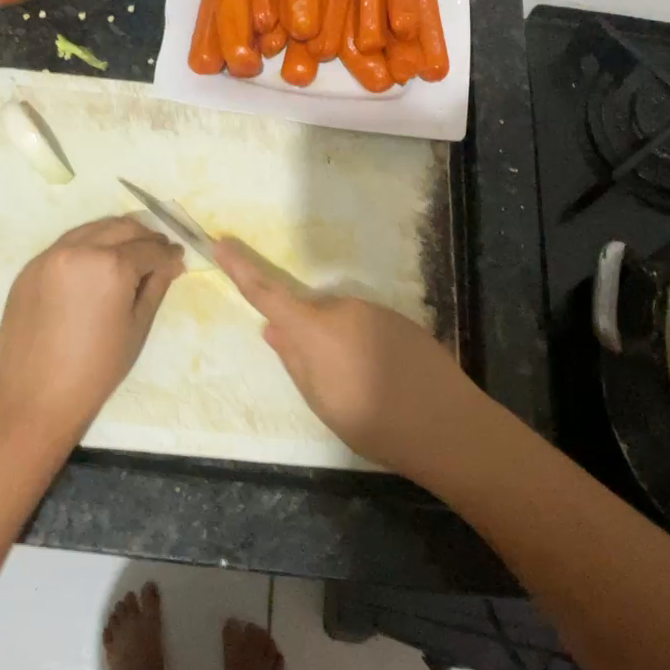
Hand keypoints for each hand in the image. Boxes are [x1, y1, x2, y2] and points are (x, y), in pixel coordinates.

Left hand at [0, 217, 184, 439]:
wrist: (35, 396)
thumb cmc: (96, 369)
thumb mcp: (137, 327)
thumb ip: (155, 286)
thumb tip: (170, 263)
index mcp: (110, 266)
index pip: (149, 248)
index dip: (169, 254)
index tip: (179, 260)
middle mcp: (78, 250)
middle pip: (121, 227)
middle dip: (145, 237)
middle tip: (159, 253)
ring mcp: (50, 256)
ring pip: (92, 229)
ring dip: (116, 235)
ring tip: (130, 255)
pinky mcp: (31, 267)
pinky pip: (67, 244)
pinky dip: (89, 246)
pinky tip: (97, 267)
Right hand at [214, 237, 481, 474]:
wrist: (448, 425)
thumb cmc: (373, 423)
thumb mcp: (322, 402)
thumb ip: (294, 361)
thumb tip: (273, 330)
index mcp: (317, 329)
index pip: (269, 294)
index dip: (241, 270)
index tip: (221, 243)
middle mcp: (345, 309)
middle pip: (310, 314)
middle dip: (307, 337)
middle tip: (325, 383)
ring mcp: (377, 312)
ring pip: (340, 322)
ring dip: (339, 345)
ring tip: (360, 390)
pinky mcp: (402, 321)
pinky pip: (367, 328)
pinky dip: (364, 348)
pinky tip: (384, 382)